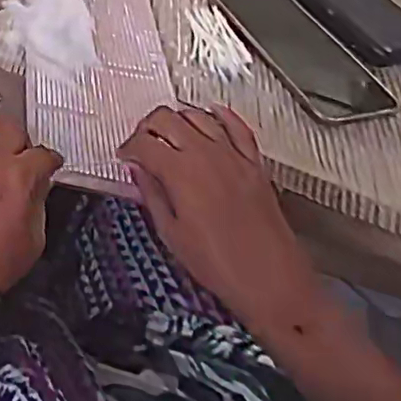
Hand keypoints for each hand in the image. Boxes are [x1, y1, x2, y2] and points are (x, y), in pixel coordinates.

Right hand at [118, 107, 326, 335]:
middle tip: (142, 144)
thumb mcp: (171, 233)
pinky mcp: (255, 164)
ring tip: (169, 134)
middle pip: (166, 118)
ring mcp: (233, 156)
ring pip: (197, 115)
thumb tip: (137, 169)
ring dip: (177, 118)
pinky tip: (210, 114)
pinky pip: (237, 127)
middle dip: (146, 126)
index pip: (143, 142)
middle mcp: (205, 154)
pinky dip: (220, 115)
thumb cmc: (218, 265)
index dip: (128, 147)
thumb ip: (151, 194)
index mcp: (179, 172)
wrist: (275, 286)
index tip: (125, 158)